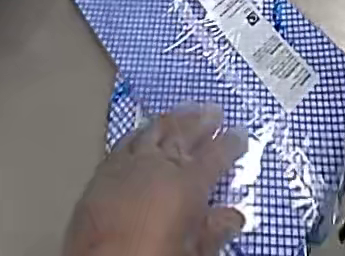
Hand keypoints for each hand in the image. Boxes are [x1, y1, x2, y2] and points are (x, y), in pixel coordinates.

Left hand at [65, 103, 247, 255]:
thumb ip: (213, 234)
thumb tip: (234, 216)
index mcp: (188, 183)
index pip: (219, 153)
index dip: (233, 142)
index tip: (241, 134)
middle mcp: (162, 165)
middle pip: (188, 132)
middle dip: (204, 120)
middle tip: (215, 112)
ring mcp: (131, 165)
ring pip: (157, 129)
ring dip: (175, 118)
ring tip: (186, 111)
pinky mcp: (103, 173)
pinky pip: (127, 142)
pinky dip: (141, 133)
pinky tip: (145, 131)